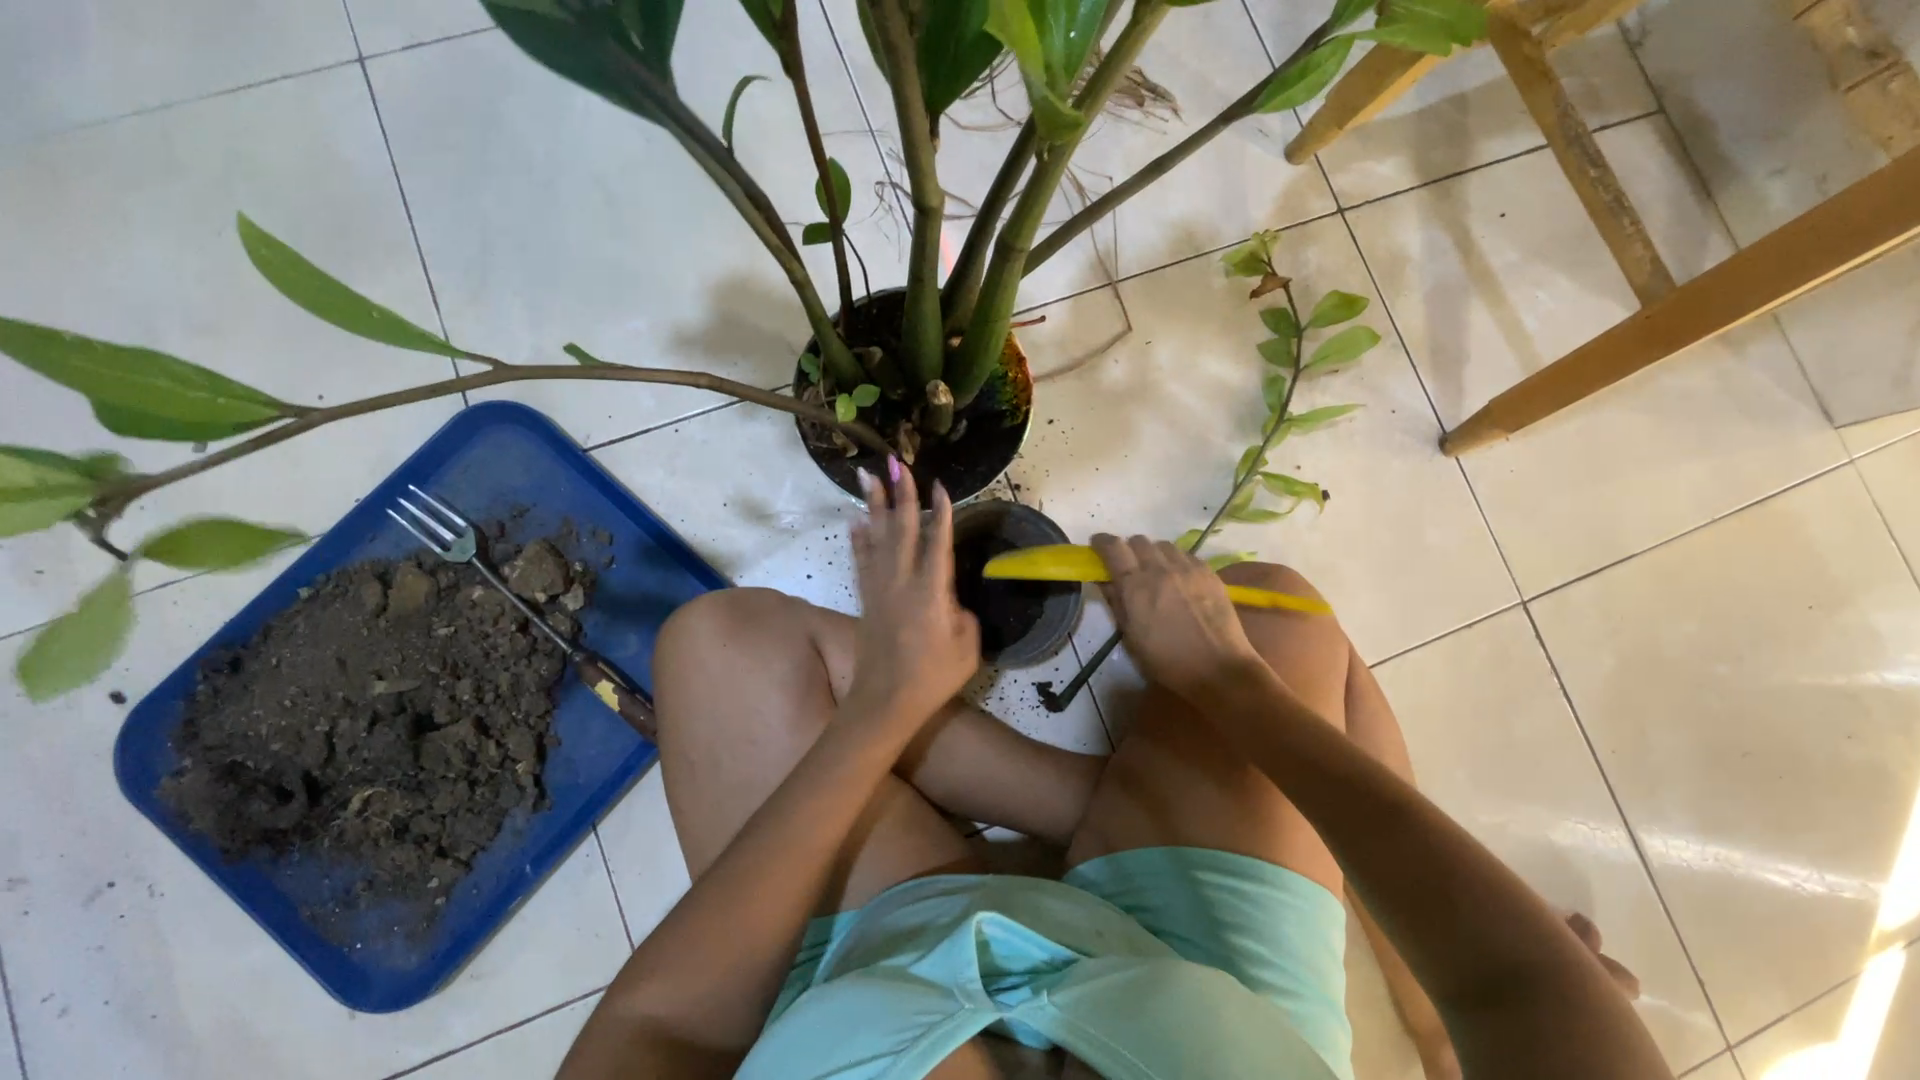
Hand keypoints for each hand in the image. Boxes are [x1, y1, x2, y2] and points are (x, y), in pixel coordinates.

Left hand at [844, 461, 980, 731]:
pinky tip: (855, 521)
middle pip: (900, 529)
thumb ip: (963, 614)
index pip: (936, 541)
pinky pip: (861, 560)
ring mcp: (879, 589)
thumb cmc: (933, 677)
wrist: (886, 702)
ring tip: (866, 476)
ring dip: (873, 505)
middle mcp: (901, 582)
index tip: (939, 485)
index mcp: (930, 591)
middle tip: (895, 462)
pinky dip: (858, 538)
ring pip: (875, 537)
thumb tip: (951, 600)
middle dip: (899, 493)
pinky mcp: (866, 600)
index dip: (939, 512)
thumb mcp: (967, 646)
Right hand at [1091, 534, 1265, 702]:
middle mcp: (1160, 569)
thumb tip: (1105, 580)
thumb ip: (1115, 602)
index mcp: (1135, 586)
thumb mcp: (1130, 637)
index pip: (1113, 547)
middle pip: (1138, 540)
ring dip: (1154, 553)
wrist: (1218, 668)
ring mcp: (1187, 568)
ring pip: (1163, 545)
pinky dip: (1176, 560)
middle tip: (1128, 566)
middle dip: (1128, 549)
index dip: (1101, 543)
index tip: (1097, 547)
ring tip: (1156, 571)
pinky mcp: (1209, 572)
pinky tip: (1180, 578)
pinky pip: (1186, 554)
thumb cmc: (1167, 661)